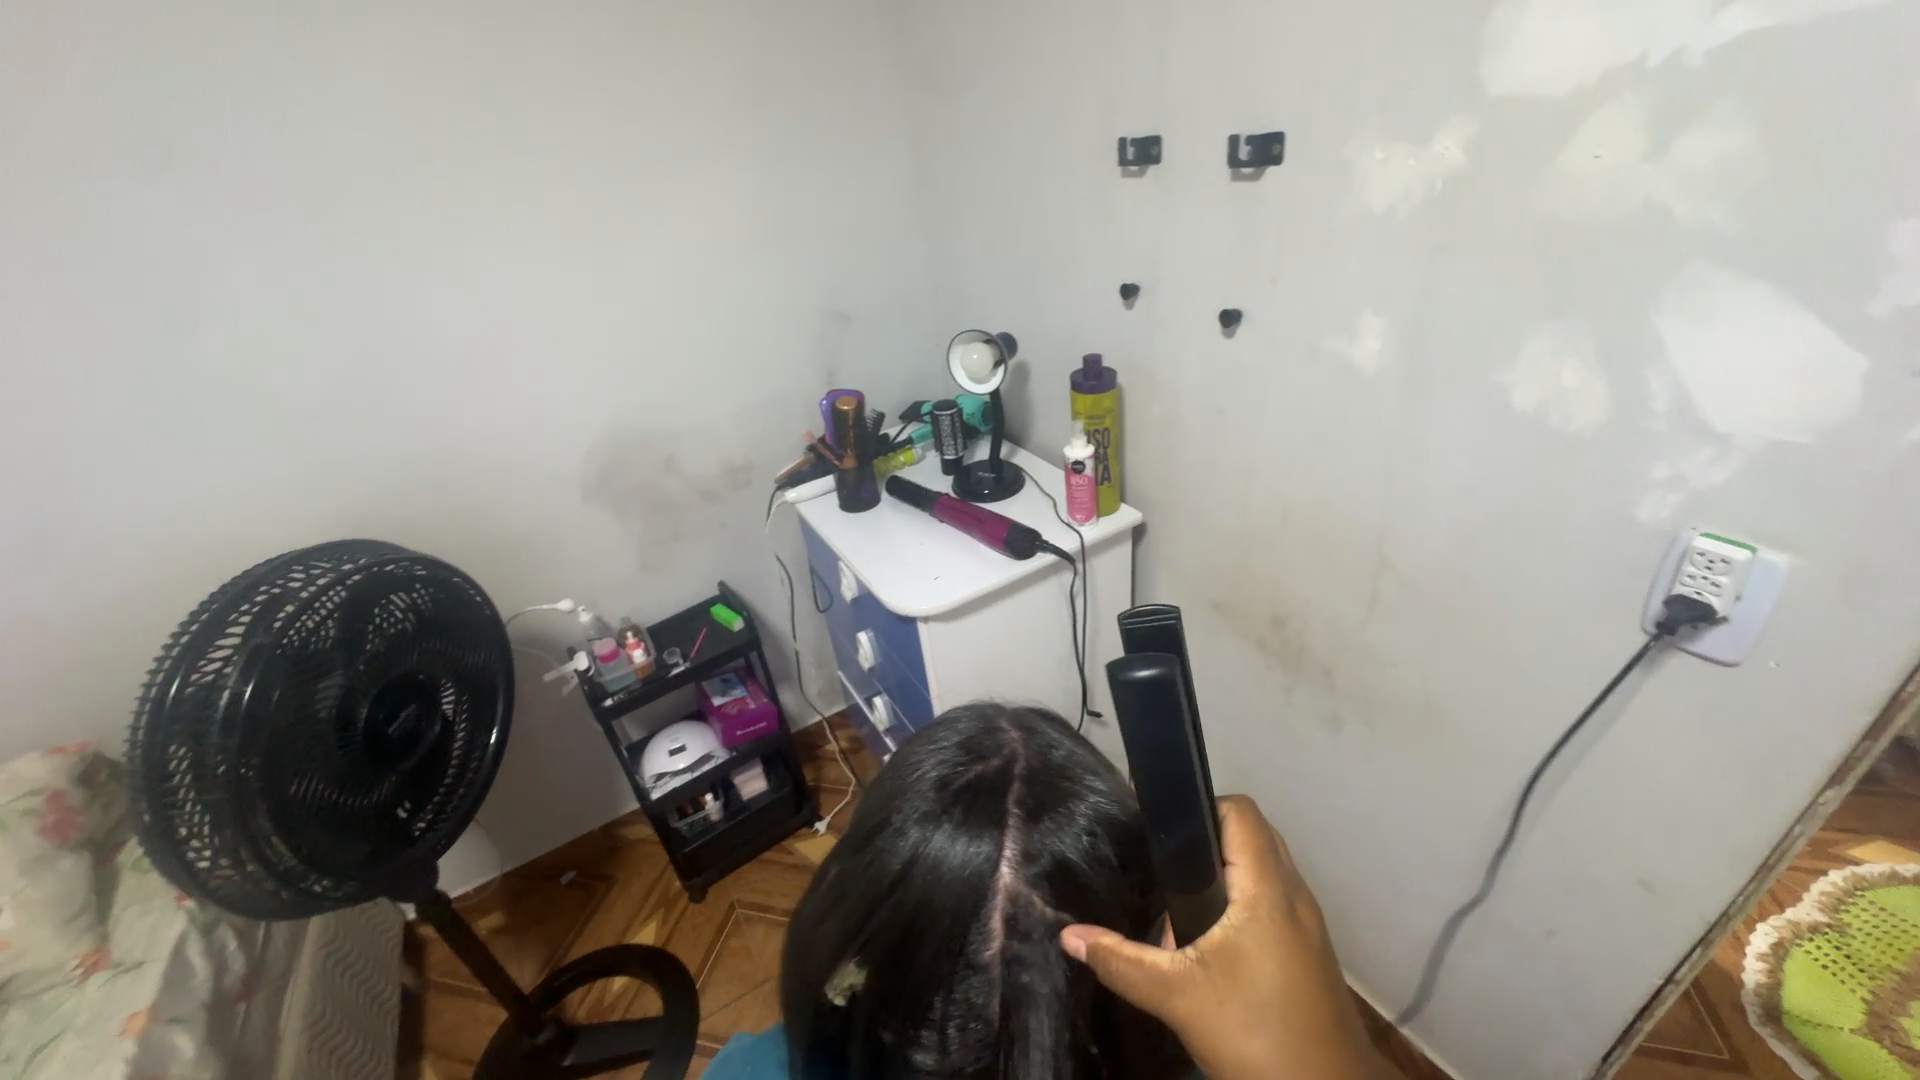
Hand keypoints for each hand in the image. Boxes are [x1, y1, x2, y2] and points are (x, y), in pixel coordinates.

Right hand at [1059, 795, 1386, 1079]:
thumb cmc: (1257, 1035)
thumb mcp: (1177, 998)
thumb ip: (1121, 961)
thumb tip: (1070, 935)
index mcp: (1266, 889)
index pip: (1239, 811)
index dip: (1198, 805)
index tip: (1158, 822)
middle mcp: (1292, 894)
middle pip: (1250, 833)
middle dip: (1205, 837)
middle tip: (1162, 860)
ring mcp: (1305, 922)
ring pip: (1264, 867)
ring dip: (1225, 869)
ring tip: (1179, 898)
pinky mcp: (1308, 948)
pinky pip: (1272, 896)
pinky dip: (1242, 896)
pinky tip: (1209, 936)